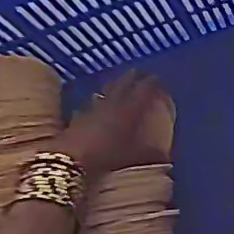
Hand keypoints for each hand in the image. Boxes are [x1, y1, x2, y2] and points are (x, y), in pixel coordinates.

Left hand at [49, 71, 171, 175]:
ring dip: (114, 86)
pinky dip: (99, 102)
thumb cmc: (105, 157)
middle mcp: (111, 106)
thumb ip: (150, 155)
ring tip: (120, 83)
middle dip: (132, 77)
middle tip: (140, 72)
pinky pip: (92, 105)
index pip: (143, 91)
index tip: (160, 78)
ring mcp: (92, 111)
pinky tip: (97, 104)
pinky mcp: (77, 120)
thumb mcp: (133, 158)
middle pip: (122, 85)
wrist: (68, 161)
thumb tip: (165, 156)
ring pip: (106, 92)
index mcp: (128, 112)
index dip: (152, 83)